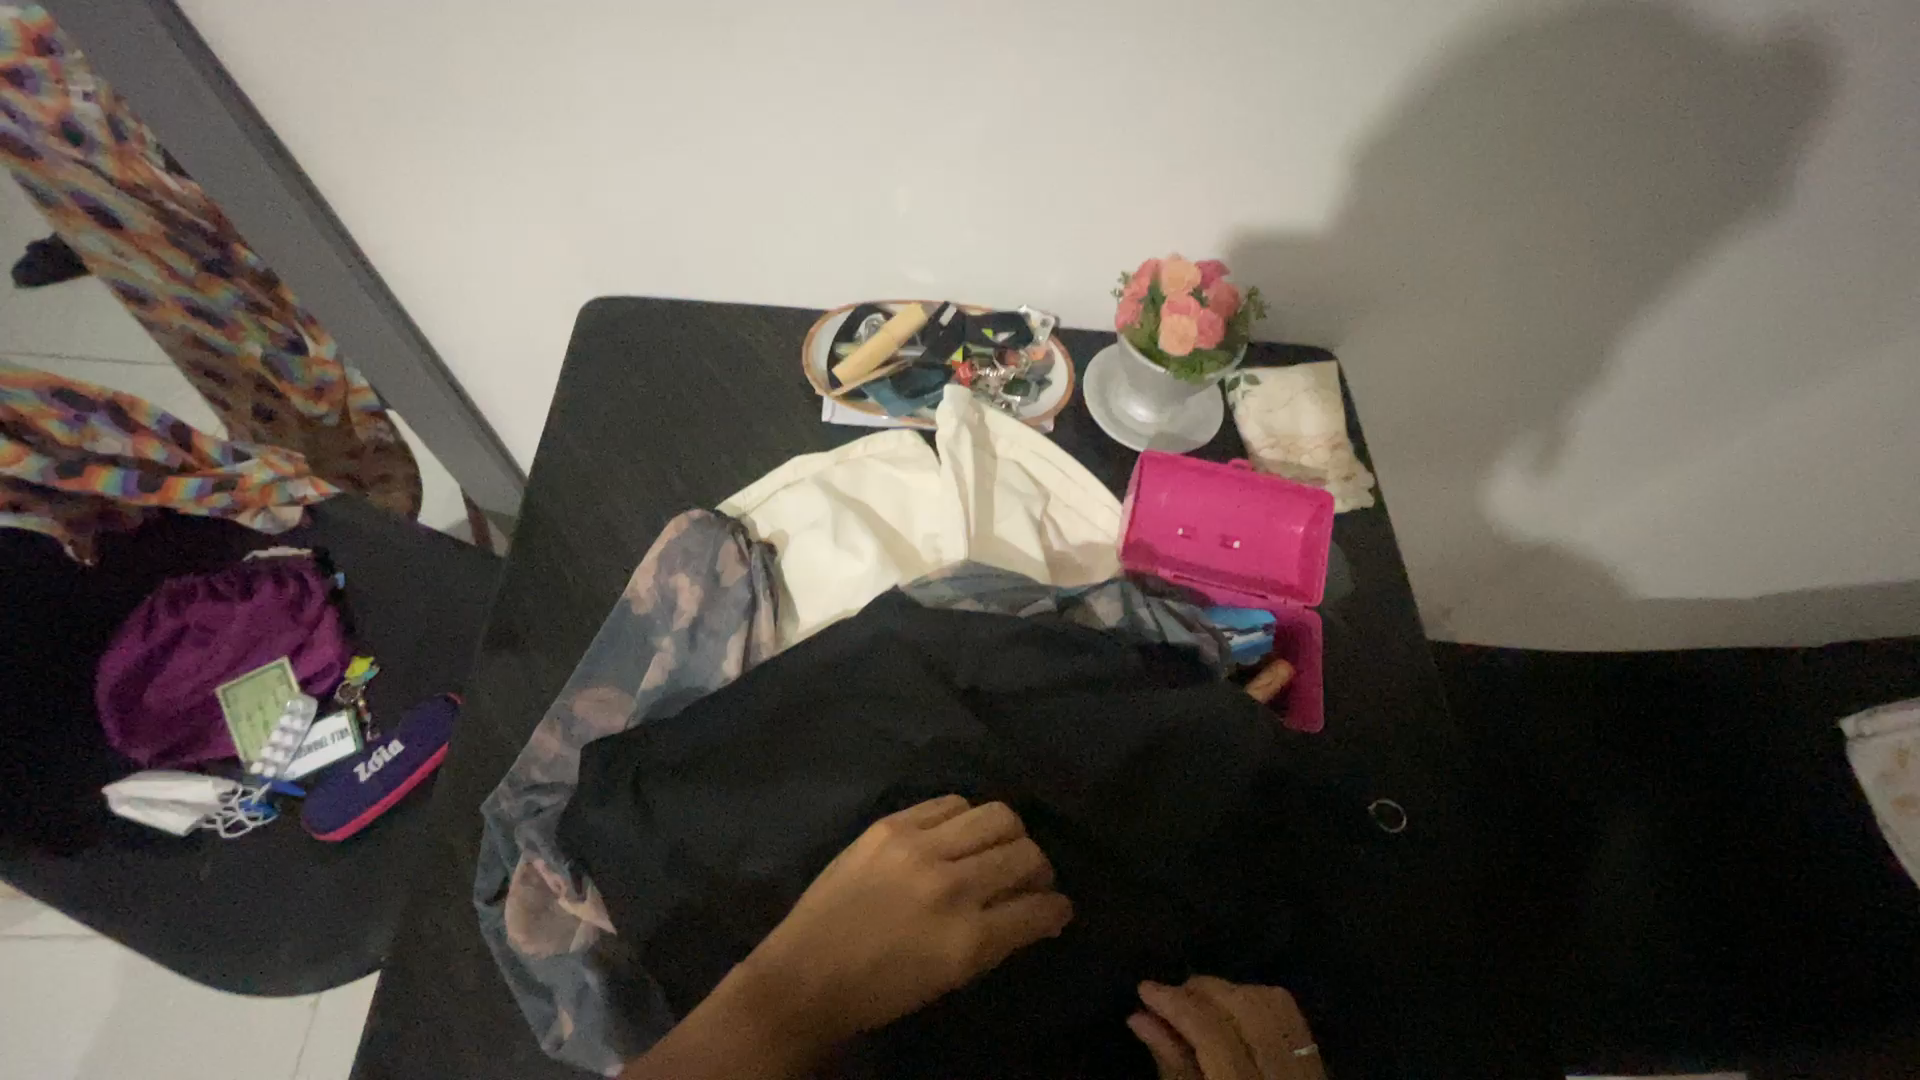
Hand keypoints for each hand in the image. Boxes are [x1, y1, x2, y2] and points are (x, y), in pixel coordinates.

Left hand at [740, 795, 1072, 1047]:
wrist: (807, 972)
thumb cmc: (882, 988)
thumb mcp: (951, 977)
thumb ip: (999, 940)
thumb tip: (1039, 911)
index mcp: (968, 939)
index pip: (1039, 908)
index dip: (1057, 907)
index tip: (1058, 906)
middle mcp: (951, 885)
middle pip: (1025, 852)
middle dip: (1039, 867)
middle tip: (1029, 875)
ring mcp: (920, 847)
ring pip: (997, 815)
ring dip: (1009, 834)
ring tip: (996, 847)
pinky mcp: (892, 824)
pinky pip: (951, 801)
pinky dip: (965, 816)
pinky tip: (957, 833)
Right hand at [1128, 977, 1326, 1079]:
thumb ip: (1172, 1066)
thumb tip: (1139, 1016)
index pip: (1213, 1034)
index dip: (1175, 1004)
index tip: (1144, 989)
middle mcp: (1283, 1077)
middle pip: (1244, 1008)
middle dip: (1200, 991)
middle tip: (1168, 996)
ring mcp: (1307, 1070)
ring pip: (1268, 1003)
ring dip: (1227, 991)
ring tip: (1197, 1002)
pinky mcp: (1316, 1064)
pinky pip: (1288, 1014)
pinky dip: (1256, 999)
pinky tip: (1232, 1009)